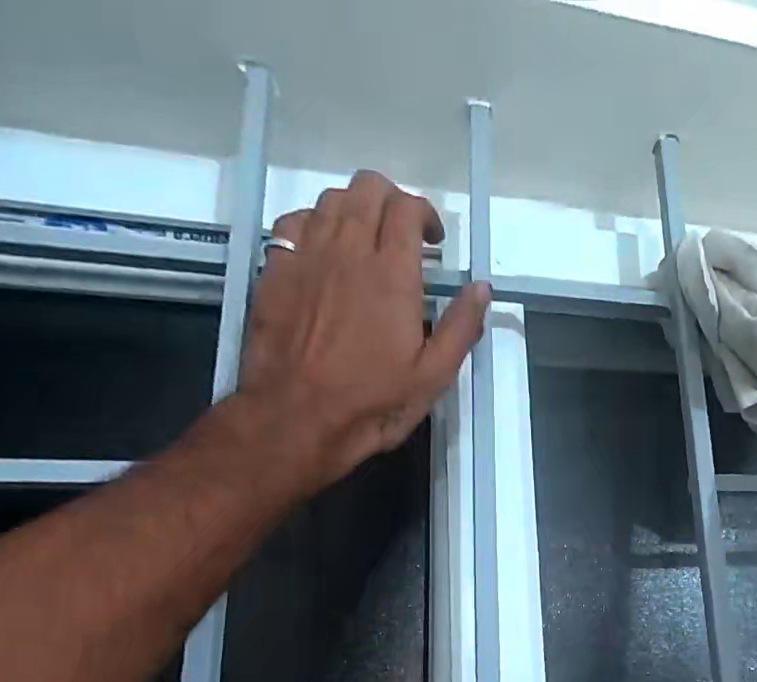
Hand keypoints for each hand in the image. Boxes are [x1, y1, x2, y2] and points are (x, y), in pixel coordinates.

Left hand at [238, 169, 489, 486]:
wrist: (296, 418)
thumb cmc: (372, 402)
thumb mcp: (433, 376)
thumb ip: (461, 327)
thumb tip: (482, 288)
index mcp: (392, 274)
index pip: (407, 209)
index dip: (425, 215)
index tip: (433, 241)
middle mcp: (348, 251)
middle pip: (367, 189)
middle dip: (391, 201)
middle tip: (403, 235)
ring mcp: (306, 257)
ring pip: (330, 200)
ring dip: (355, 209)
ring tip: (365, 242)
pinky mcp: (275, 271)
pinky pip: (295, 223)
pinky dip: (316, 225)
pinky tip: (324, 252)